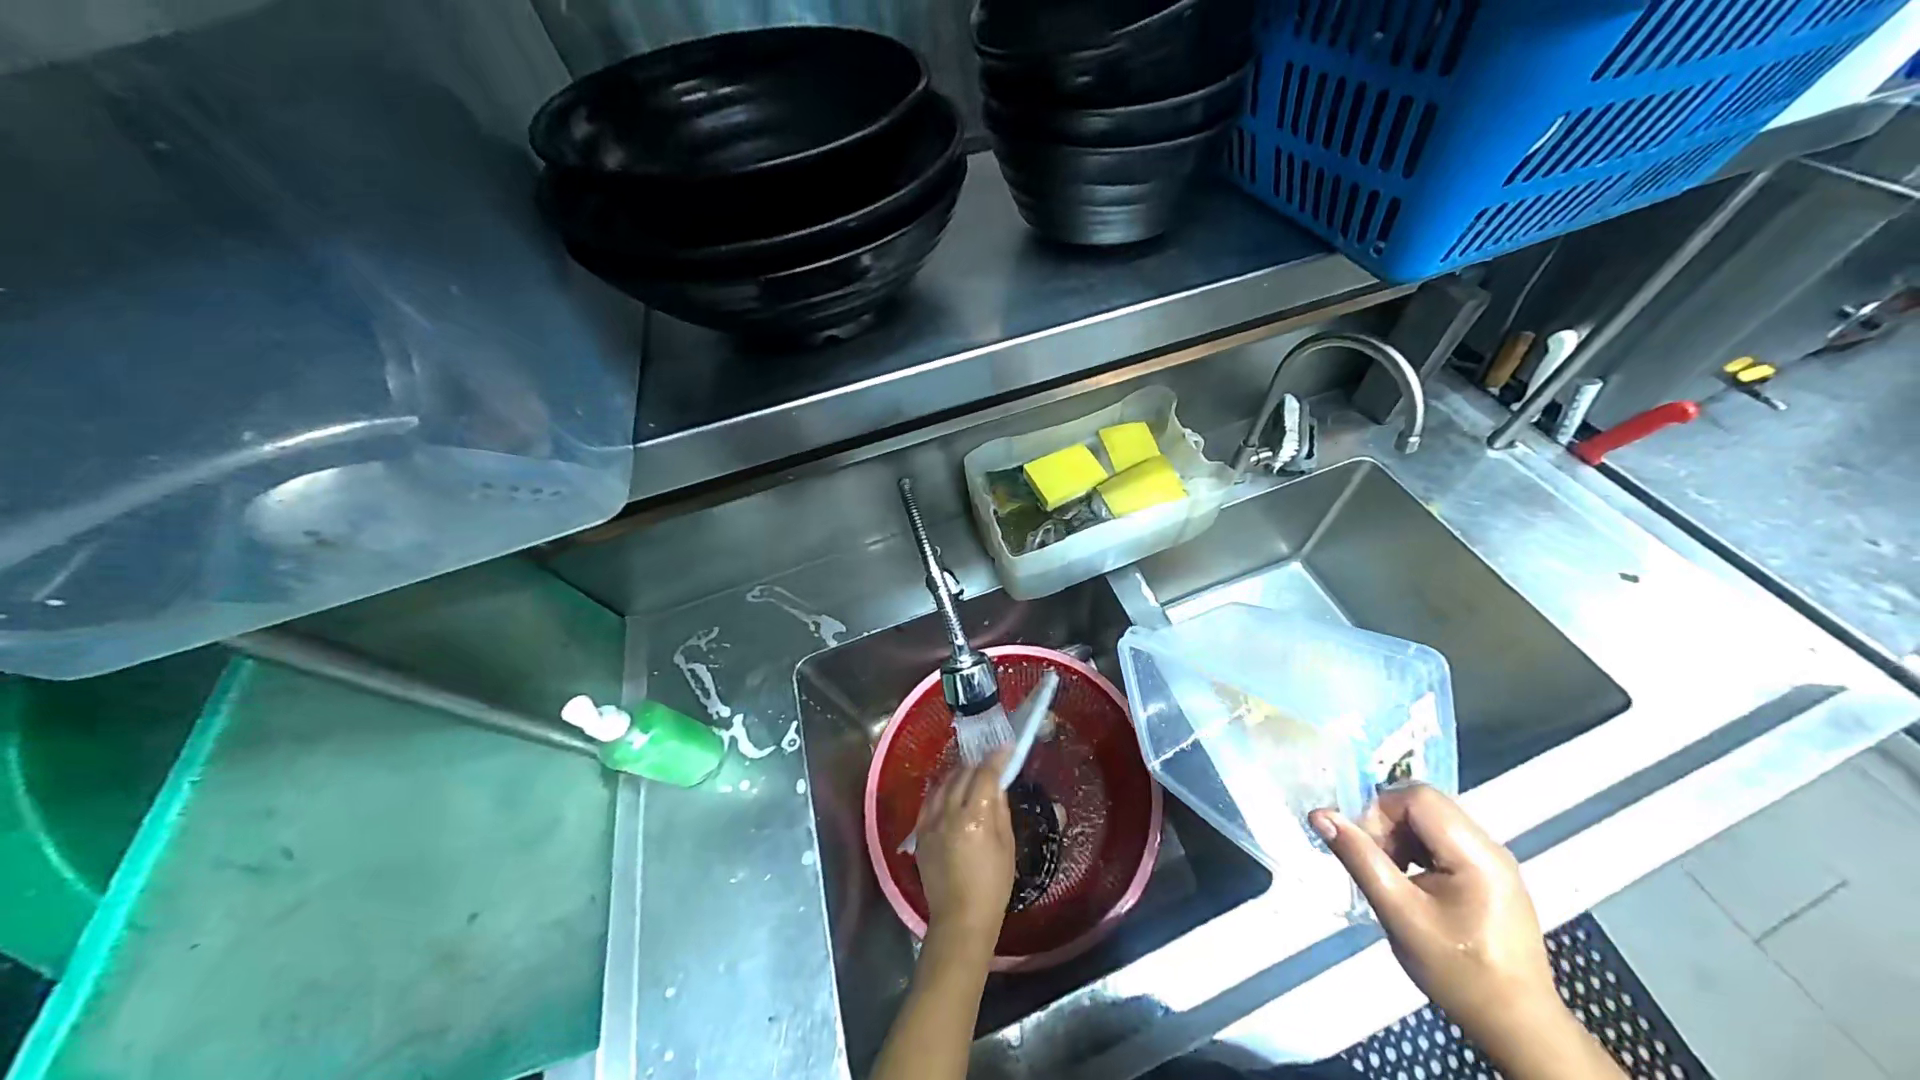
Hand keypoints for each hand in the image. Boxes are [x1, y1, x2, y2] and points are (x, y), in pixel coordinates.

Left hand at [914, 749, 1014, 946]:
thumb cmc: (993, 885)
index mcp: (975, 816)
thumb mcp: (1007, 845)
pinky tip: (949, 789)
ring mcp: (931, 821)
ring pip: (943, 783)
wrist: (960, 916)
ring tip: (970, 772)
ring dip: (959, 773)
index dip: (997, 758)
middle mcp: (949, 812)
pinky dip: (941, 789)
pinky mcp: (920, 831)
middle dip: (978, 763)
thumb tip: (997, 786)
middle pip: (963, 774)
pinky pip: (930, 799)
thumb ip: (1000, 810)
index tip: (1006, 748)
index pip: (986, 774)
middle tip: (991, 761)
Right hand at [1309, 785, 1554, 1044]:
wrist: (1516, 1025)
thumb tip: (1320, 815)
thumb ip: (1359, 858)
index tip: (1364, 848)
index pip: (1417, 796)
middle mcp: (1490, 847)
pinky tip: (1412, 886)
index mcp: (1476, 853)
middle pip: (1424, 805)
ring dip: (1400, 839)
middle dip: (1387, 826)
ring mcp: (1494, 861)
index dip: (1379, 811)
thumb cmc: (1457, 971)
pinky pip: (1444, 841)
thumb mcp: (1399, 914)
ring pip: (1431, 821)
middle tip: (1375, 865)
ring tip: (1391, 878)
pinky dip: (1417, 852)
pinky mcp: (1491, 876)